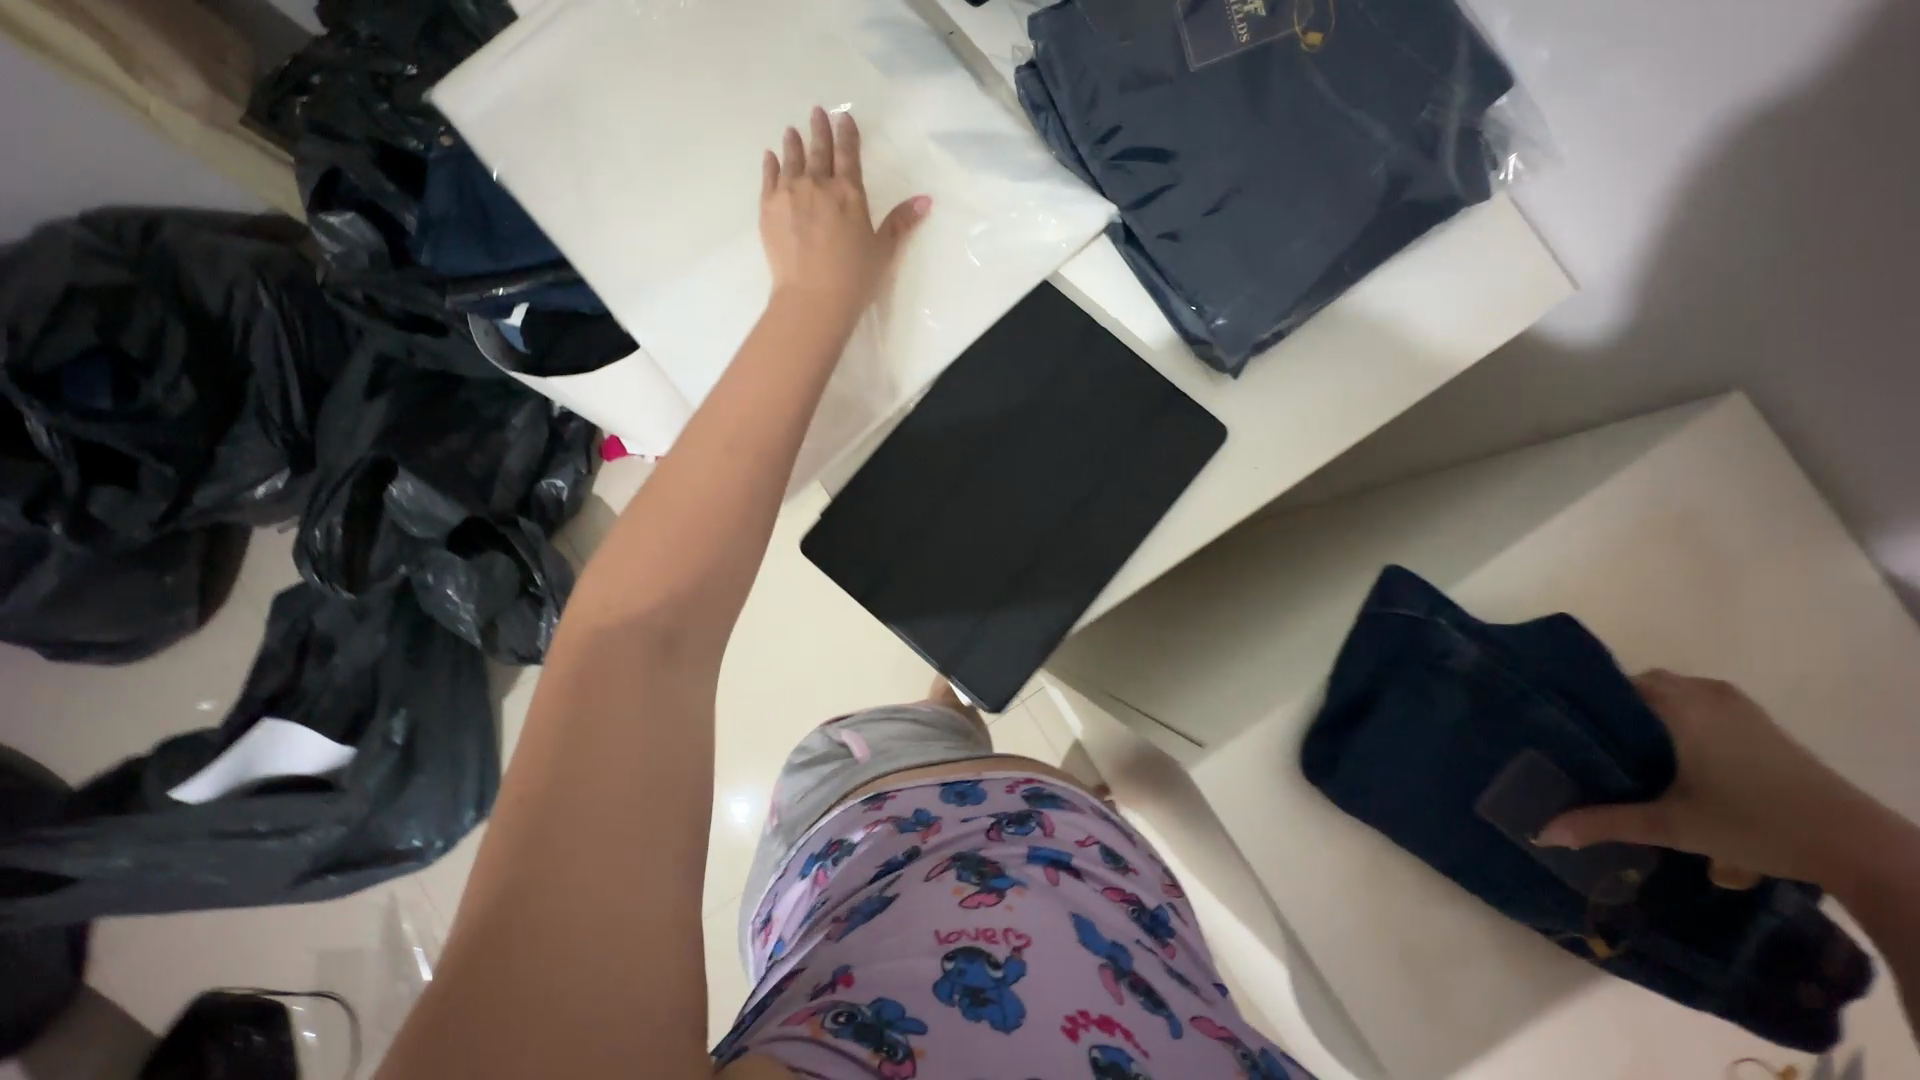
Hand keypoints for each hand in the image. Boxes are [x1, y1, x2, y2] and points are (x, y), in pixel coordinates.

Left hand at [760, 107, 930, 330]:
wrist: (811, 297)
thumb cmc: (854, 276)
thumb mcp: (883, 250)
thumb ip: (901, 221)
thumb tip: (926, 200)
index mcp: (849, 192)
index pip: (848, 154)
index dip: (847, 134)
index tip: (843, 117)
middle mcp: (818, 185)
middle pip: (819, 150)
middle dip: (819, 130)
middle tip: (816, 112)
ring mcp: (789, 194)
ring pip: (792, 160)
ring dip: (793, 143)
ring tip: (792, 131)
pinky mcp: (768, 208)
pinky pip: (769, 178)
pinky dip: (770, 164)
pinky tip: (770, 156)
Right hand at [1537, 670, 1895, 886]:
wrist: (1855, 844)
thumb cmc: (1754, 824)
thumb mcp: (1671, 826)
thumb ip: (1604, 823)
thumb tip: (1541, 833)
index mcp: (1677, 705)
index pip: (1608, 684)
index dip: (1578, 703)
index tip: (1554, 727)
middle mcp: (1702, 692)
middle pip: (1636, 686)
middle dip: (1609, 711)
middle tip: (1581, 745)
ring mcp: (1735, 704)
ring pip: (1669, 694)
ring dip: (1644, 715)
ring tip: (1619, 751)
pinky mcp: (1756, 720)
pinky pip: (1696, 703)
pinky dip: (1673, 719)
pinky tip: (1666, 756)